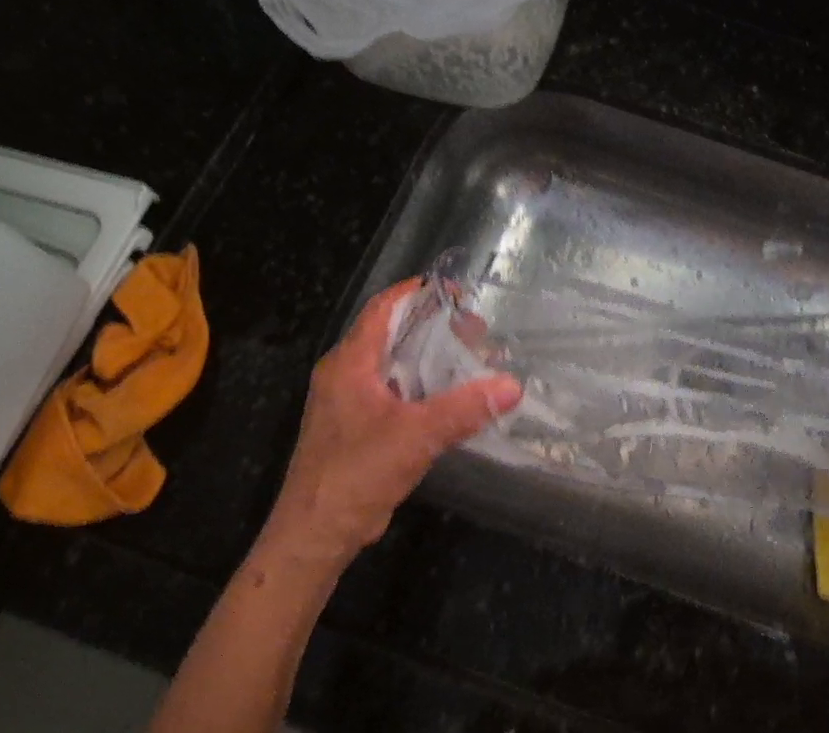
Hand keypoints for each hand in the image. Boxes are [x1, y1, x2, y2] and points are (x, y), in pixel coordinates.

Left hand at [260, 278, 522, 566]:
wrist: (315, 536)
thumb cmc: (355, 474)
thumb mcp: (416, 436)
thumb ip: (465, 408)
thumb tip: (513, 385)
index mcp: (349, 364)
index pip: (383, 309)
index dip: (418, 293)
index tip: (459, 293)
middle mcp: (344, 375)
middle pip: (391, 334)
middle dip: (434, 327)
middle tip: (477, 331)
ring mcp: (347, 403)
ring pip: (393, 365)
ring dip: (430, 358)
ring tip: (471, 359)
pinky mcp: (356, 428)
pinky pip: (393, 392)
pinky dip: (422, 386)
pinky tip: (451, 397)